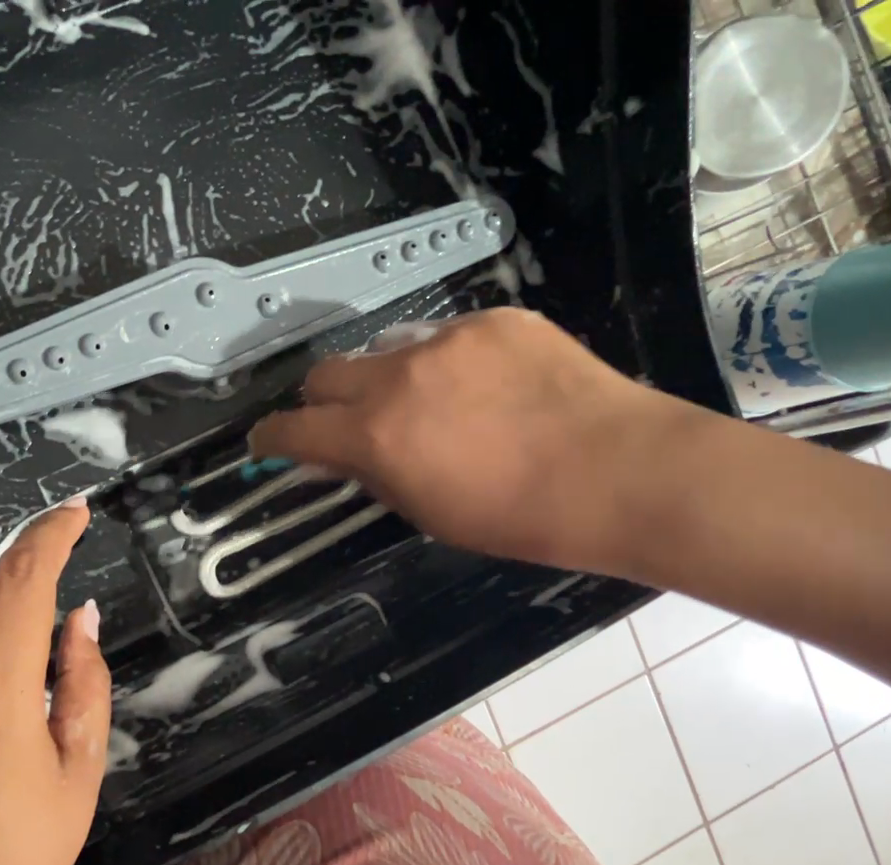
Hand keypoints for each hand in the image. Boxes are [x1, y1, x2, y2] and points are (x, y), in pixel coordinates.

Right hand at [248, 309, 705, 573]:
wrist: (624, 474)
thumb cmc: (520, 518)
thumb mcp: (429, 512)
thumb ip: (374, 475)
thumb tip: (344, 457)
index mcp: (375, 436)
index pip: (294, 429)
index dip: (271, 439)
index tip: (266, 443)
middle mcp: (397, 378)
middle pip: (325, 373)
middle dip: (321, 401)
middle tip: (344, 423)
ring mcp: (447, 340)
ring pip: (383, 350)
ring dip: (381, 378)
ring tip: (421, 403)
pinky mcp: (494, 320)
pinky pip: (445, 336)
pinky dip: (443, 362)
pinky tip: (480, 387)